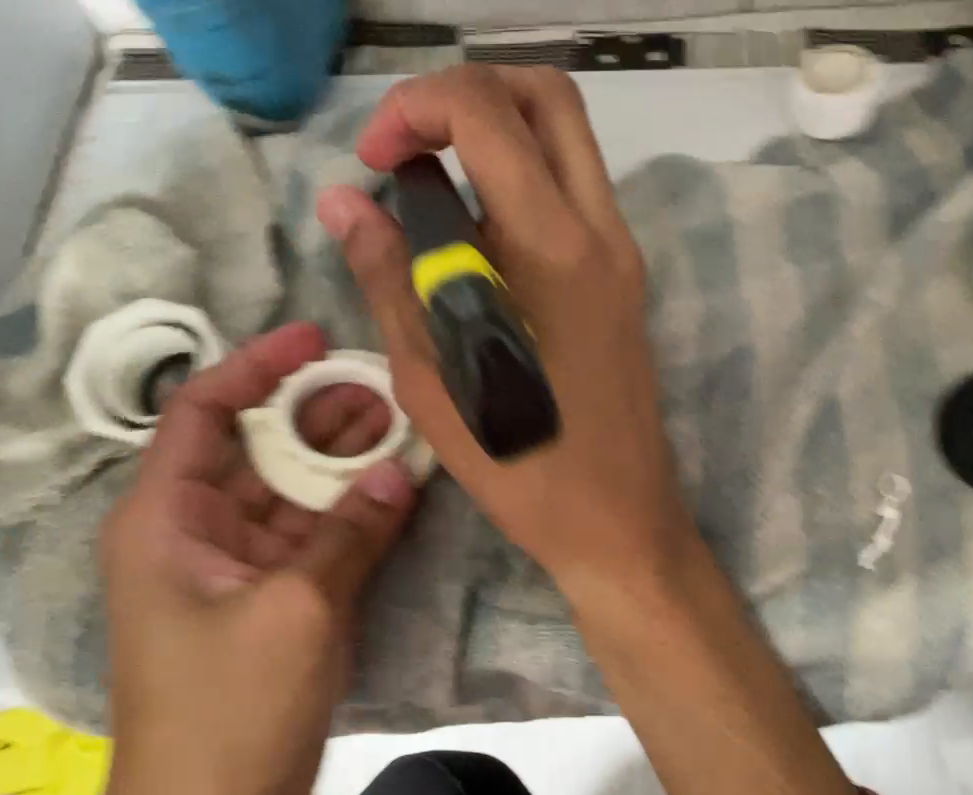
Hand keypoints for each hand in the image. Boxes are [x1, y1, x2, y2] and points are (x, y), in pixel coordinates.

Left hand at [96, 322, 417, 794]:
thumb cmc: (229, 711)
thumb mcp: (297, 612)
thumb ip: (350, 535)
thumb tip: (400, 471)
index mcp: (166, 521)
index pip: (205, 415)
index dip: (258, 368)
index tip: (318, 339)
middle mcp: (195, 536)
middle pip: (259, 454)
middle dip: (320, 419)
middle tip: (392, 391)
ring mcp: (237, 577)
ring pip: (294, 500)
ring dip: (345, 470)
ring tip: (407, 432)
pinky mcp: (273, 612)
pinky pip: (314, 547)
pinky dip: (353, 523)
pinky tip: (400, 497)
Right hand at [315, 65, 701, 604]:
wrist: (619, 521)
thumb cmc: (522, 468)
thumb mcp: (433, 380)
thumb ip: (390, 276)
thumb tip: (346, 202)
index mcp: (551, 249)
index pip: (486, 111)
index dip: (414, 108)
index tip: (374, 162)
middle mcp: (600, 233)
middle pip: (546, 97)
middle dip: (468, 96)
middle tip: (413, 150)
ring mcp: (623, 257)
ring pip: (568, 145)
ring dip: (498, 140)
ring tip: (438, 204)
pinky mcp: (626, 284)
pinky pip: (577, 198)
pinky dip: (524, 188)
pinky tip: (479, 251)